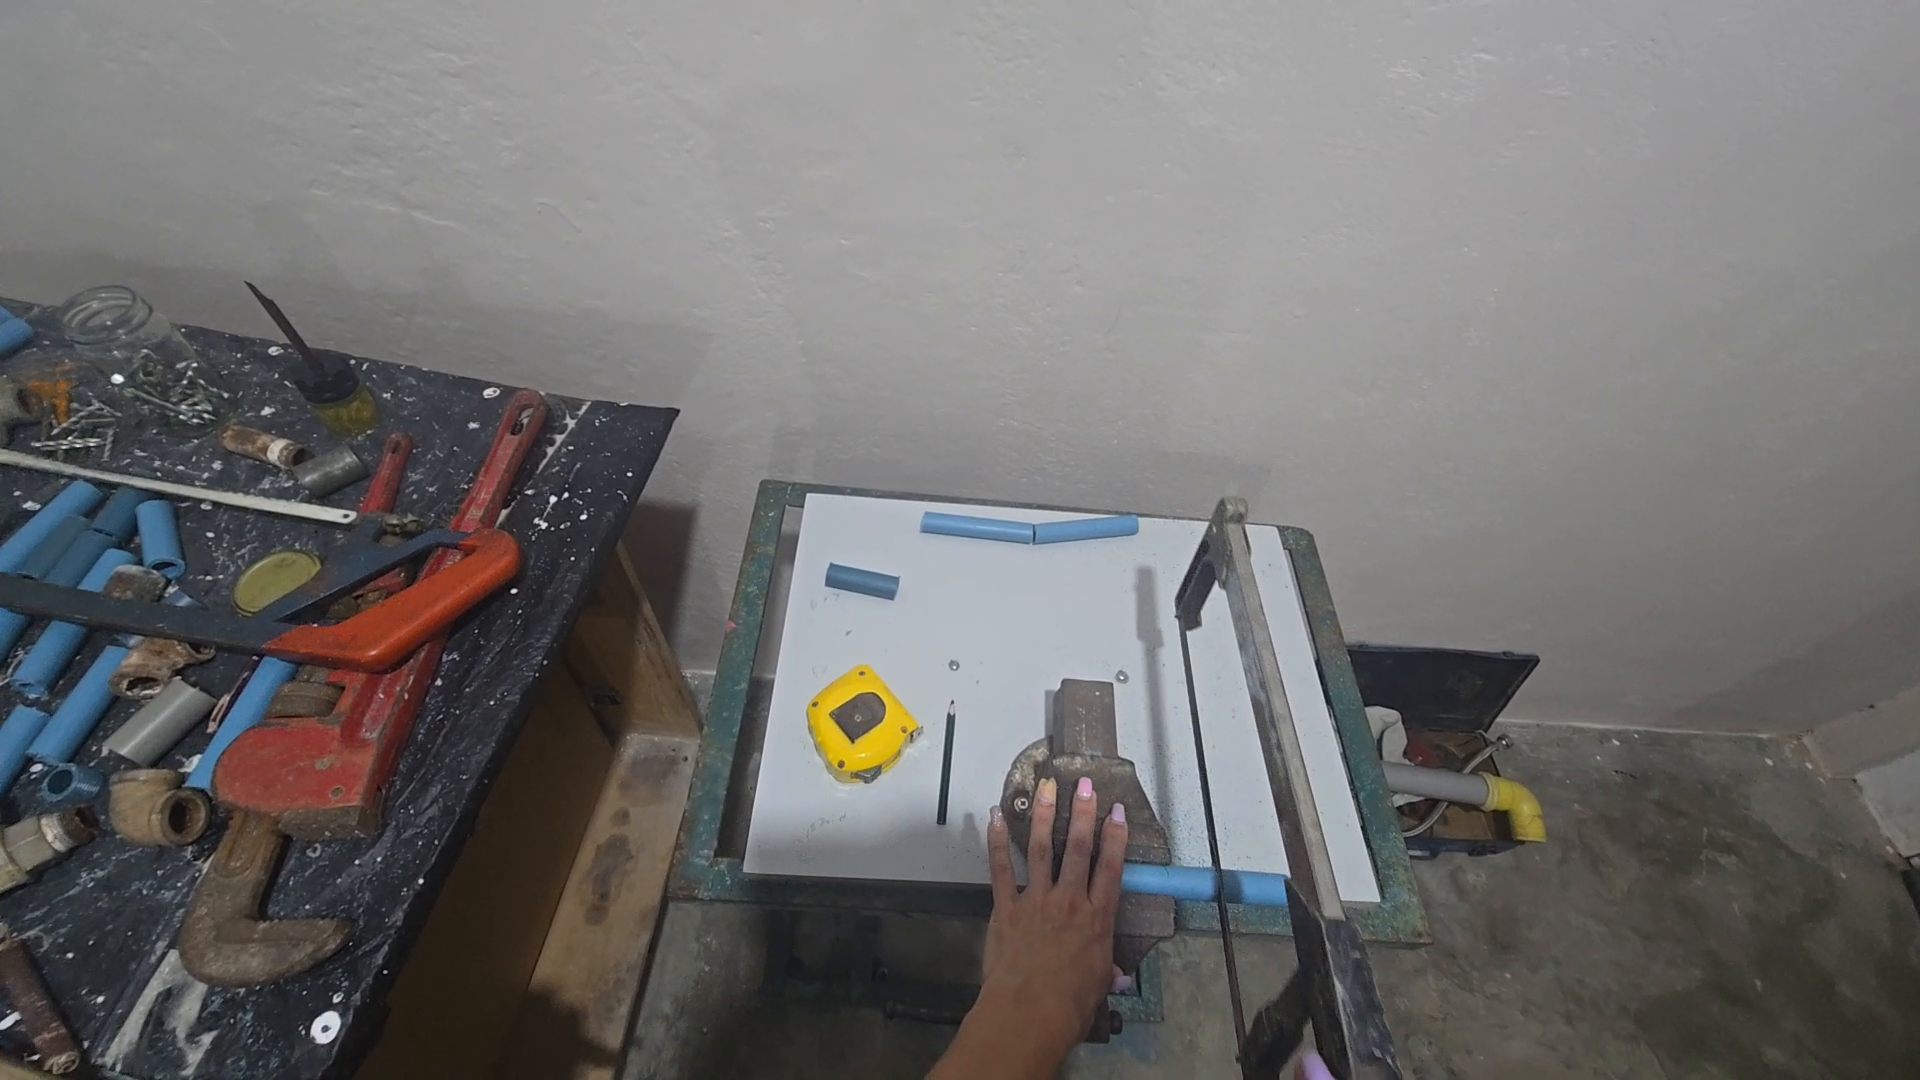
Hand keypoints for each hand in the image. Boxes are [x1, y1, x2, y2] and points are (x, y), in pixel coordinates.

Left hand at [928, 776, 1127, 1078]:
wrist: (1029, 1012)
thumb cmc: (1070, 1005)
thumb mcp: (1097, 987)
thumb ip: (1105, 971)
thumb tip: (1116, 974)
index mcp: (1096, 918)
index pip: (1110, 869)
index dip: (1116, 837)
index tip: (1117, 810)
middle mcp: (1068, 900)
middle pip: (1079, 849)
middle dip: (1083, 813)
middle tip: (1084, 783)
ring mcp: (1035, 899)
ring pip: (1042, 848)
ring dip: (1044, 815)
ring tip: (1046, 786)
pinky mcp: (1006, 905)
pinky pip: (1000, 868)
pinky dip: (997, 840)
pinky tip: (995, 815)